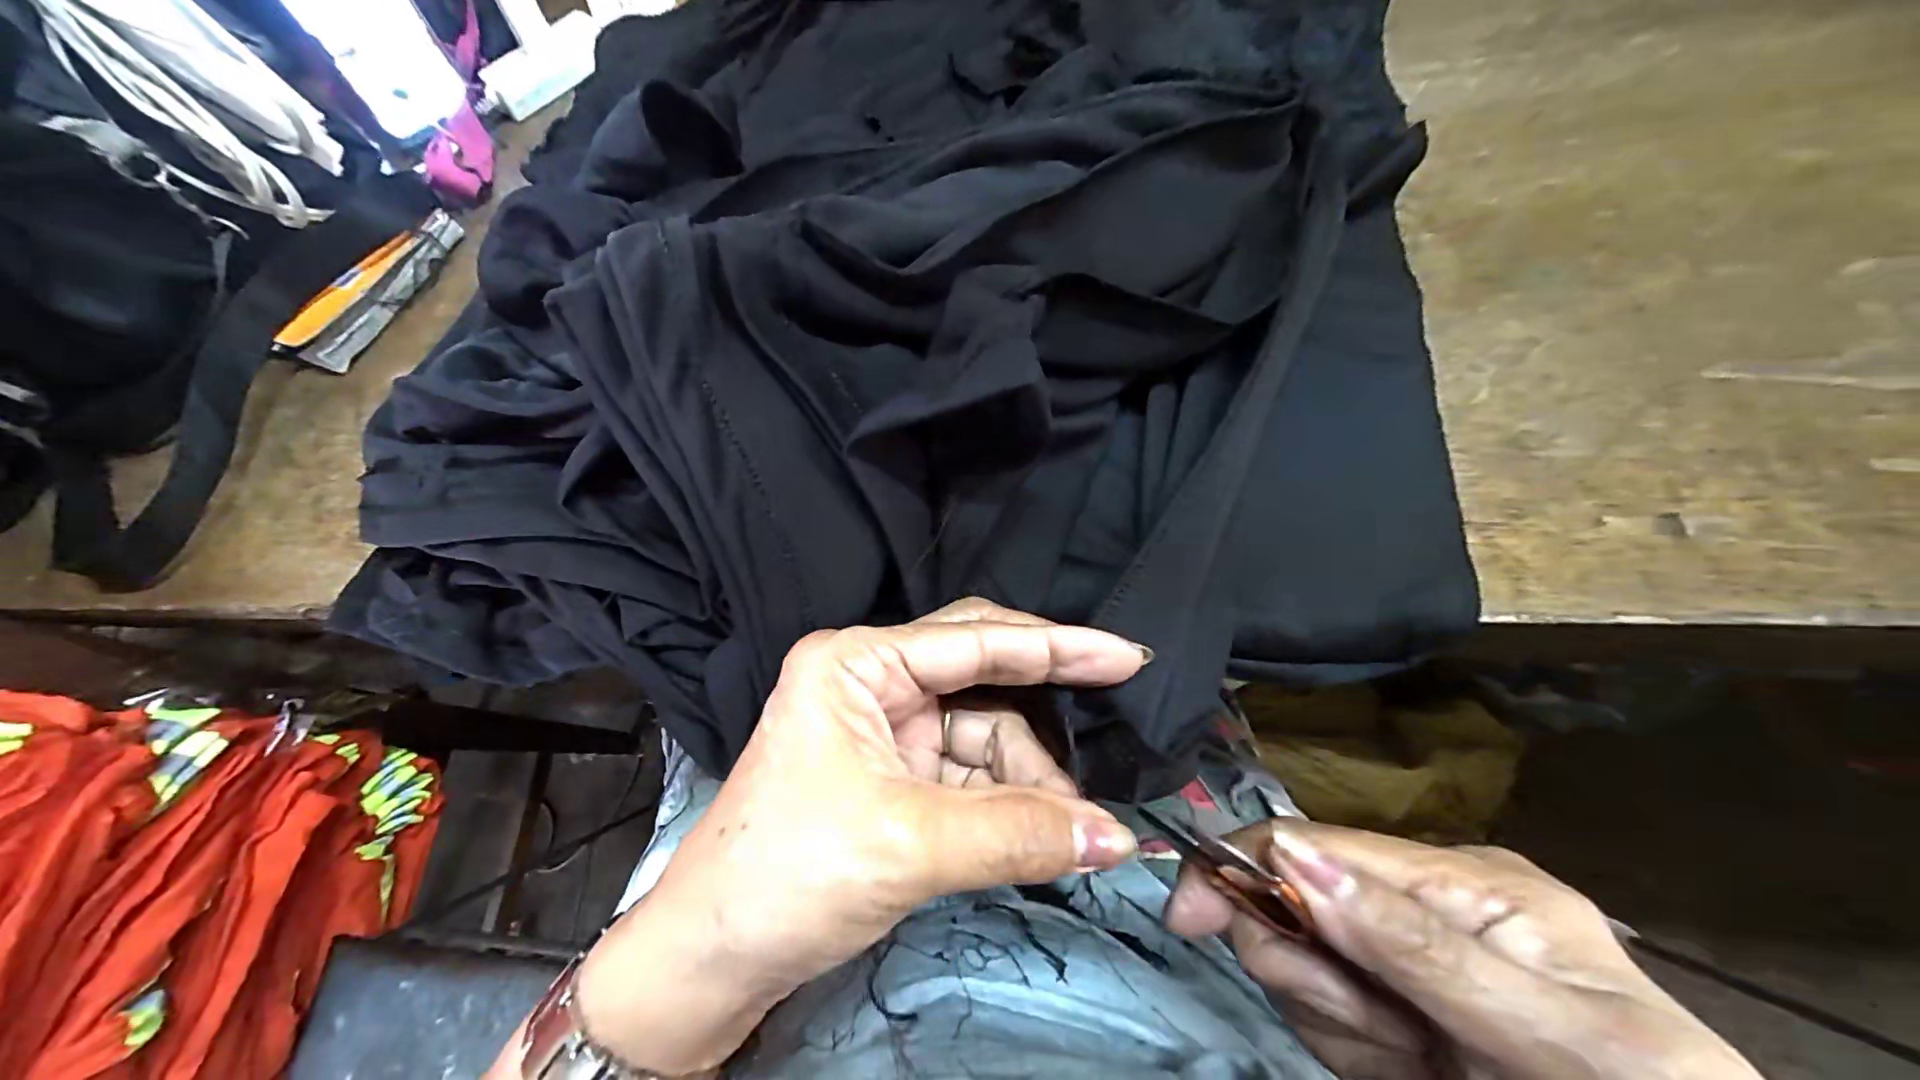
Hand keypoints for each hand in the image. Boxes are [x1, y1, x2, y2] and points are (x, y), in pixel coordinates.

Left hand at [575, 599, 1145, 1073]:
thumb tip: (1118, 837)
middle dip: (1049, 699)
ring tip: (1074, 821)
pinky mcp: (898, 774)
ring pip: (987, 730)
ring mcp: (888, 729)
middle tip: (1119, 705)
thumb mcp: (908, 845)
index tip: (1125, 654)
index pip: (973, 639)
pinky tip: (1046, 825)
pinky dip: (1013, 798)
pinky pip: (974, 771)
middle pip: (983, 672)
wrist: (712, 960)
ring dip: (1034, 771)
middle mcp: (874, 682)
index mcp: (857, 663)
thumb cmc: (789, 875)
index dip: (1055, 646)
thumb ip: (1019, 835)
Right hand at [1164, 820, 1760, 1079]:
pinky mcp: (1388, 1007)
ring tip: (1417, 1064)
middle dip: (1311, 972)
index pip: (1315, 844)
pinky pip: (1319, 1011)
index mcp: (1461, 881)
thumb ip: (1419, 944)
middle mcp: (1418, 904)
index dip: (1241, 865)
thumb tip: (1289, 854)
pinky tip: (1408, 1068)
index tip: (1185, 919)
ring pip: (1297, 961)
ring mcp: (1400, 957)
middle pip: (1291, 902)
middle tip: (1386, 1039)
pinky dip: (1348, 1047)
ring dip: (1337, 1022)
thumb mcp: (1556, 1036)